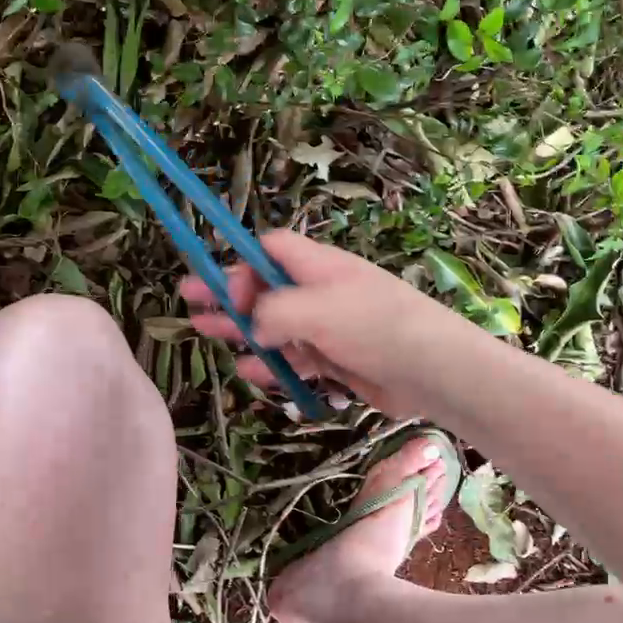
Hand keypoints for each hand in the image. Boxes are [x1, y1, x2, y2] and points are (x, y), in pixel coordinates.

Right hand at [180, 230, 481, 417]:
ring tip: (205, 334)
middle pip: (263, 288)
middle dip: (226, 295)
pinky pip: (292, 358)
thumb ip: (271, 312)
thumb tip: (253, 326)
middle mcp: (319, 292)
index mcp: (318, 267)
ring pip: (273, 326)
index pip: (270, 250)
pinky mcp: (334, 359)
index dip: (242, 264)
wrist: (434, 373)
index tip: (222, 288)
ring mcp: (327, 327)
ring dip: (241, 331)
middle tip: (188, 300)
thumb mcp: (314, 309)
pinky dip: (271, 364)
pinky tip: (251, 372)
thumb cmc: (375, 327)